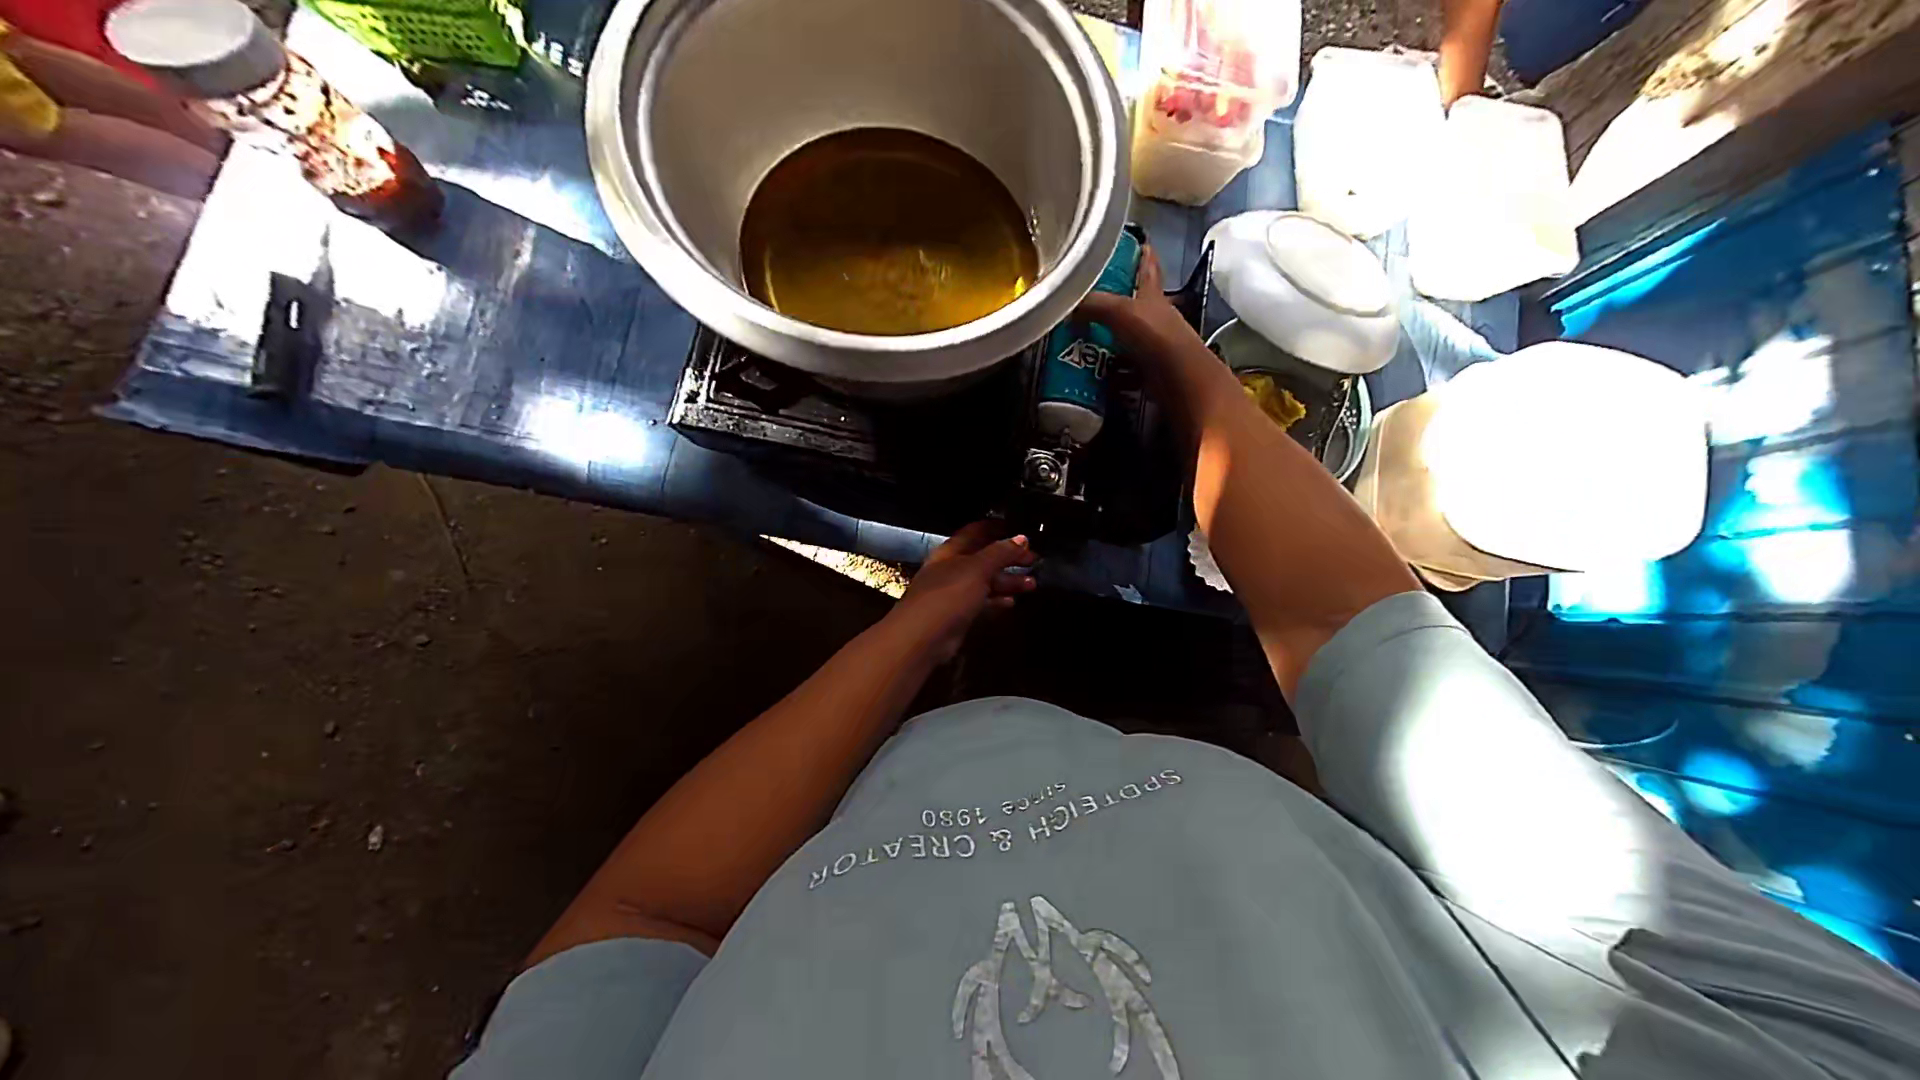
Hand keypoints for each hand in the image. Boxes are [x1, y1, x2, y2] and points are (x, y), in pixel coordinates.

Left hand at [884, 521, 1037, 663]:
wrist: (923, 637)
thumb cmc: (948, 595)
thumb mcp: (977, 568)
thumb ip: (1000, 553)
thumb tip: (1022, 538)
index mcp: (951, 551)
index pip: (975, 531)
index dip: (997, 528)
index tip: (1020, 530)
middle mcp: (951, 569)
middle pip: (983, 558)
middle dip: (1008, 558)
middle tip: (1034, 560)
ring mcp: (953, 593)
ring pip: (984, 582)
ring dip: (1007, 581)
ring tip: (1032, 583)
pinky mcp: (958, 615)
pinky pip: (981, 603)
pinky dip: (996, 601)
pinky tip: (1012, 602)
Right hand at [1073, 243, 1205, 367]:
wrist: (1179, 383)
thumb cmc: (1155, 338)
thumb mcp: (1121, 311)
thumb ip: (1093, 304)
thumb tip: (1065, 306)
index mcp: (1153, 296)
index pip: (1147, 267)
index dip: (1141, 253)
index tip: (1133, 242)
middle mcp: (1155, 318)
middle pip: (1131, 306)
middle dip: (1109, 304)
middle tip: (1082, 304)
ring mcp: (1153, 347)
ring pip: (1124, 339)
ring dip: (1103, 342)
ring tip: (1078, 342)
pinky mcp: (1148, 374)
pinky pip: (1122, 369)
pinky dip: (1107, 372)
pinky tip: (1091, 374)